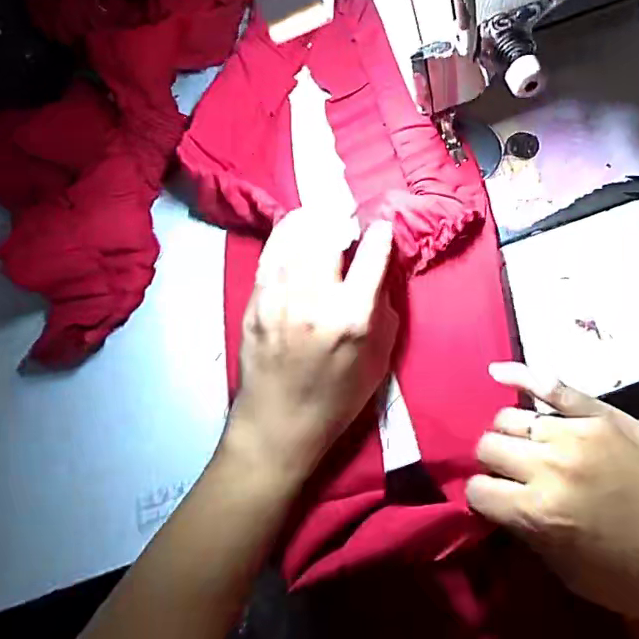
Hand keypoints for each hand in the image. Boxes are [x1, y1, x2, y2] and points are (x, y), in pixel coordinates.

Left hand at [224, 209, 397, 484]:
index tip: (382, 226)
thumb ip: (383, 305)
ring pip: (294, 234)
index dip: (381, 233)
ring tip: (322, 216)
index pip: (372, 254)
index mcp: (352, 317)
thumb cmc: (339, 397)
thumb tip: (380, 265)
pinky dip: (287, 236)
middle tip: (348, 214)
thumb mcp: (380, 357)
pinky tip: (296, 234)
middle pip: (327, 232)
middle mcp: (313, 300)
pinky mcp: (254, 300)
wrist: (279, 424)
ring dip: (312, 219)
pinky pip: (271, 252)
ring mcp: (278, 298)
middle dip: (341, 215)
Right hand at [466, 363, 638, 638]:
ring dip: (510, 434)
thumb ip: (531, 536)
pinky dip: (521, 376)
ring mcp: (579, 430)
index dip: (482, 500)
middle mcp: (550, 464)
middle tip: (513, 479)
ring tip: (526, 448)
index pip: (478, 490)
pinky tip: (499, 373)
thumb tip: (504, 507)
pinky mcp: (605, 413)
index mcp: (540, 513)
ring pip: (512, 416)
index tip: (495, 507)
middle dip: (493, 464)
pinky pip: (551, 384)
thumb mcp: (576, 577)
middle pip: (489, 446)